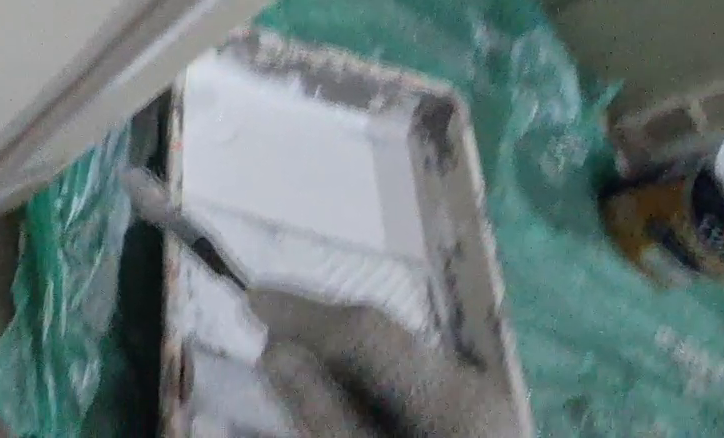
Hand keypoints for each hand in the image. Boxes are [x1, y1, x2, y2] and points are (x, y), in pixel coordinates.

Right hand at [247, 290, 513, 437]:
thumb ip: (322, 414)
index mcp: (454, 396)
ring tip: (291, 375)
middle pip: (377, 338)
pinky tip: (332, 404)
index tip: (248, 298)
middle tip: (265, 348)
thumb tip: (274, 351)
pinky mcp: (468, 426)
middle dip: (317, 336)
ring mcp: (475, 407)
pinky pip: (399, 388)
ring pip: (385, 361)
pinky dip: (359, 390)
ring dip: (335, 363)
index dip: (302, 309)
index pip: (365, 328)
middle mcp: (469, 386)